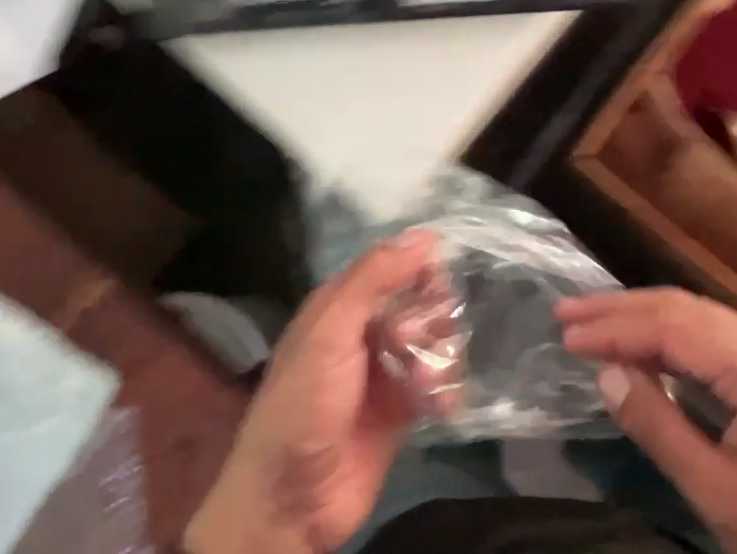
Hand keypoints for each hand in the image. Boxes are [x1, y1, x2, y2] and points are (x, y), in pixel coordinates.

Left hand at [186, 231, 436, 553]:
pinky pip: (438, 385)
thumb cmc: (303, 403)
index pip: (389, 266)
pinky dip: (446, 391)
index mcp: (339, 306)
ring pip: (433, 342)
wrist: (290, 500)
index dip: (418, 267)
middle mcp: (363, 332)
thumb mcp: (331, 331)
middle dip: (432, 316)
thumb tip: (425, 236)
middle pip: (418, 302)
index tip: (438, 278)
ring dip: (441, 356)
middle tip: (422, 339)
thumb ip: (373, 279)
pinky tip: (442, 407)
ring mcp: (384, 372)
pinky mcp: (401, 411)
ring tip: (428, 383)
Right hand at [558, 289, 736, 553]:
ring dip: (641, 317)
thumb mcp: (717, 491)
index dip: (614, 329)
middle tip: (565, 312)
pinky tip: (641, 344)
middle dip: (620, 309)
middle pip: (682, 308)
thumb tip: (606, 373)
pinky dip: (669, 334)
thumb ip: (658, 427)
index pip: (671, 328)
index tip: (566, 336)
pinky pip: (713, 333)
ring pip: (696, 314)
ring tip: (591, 321)